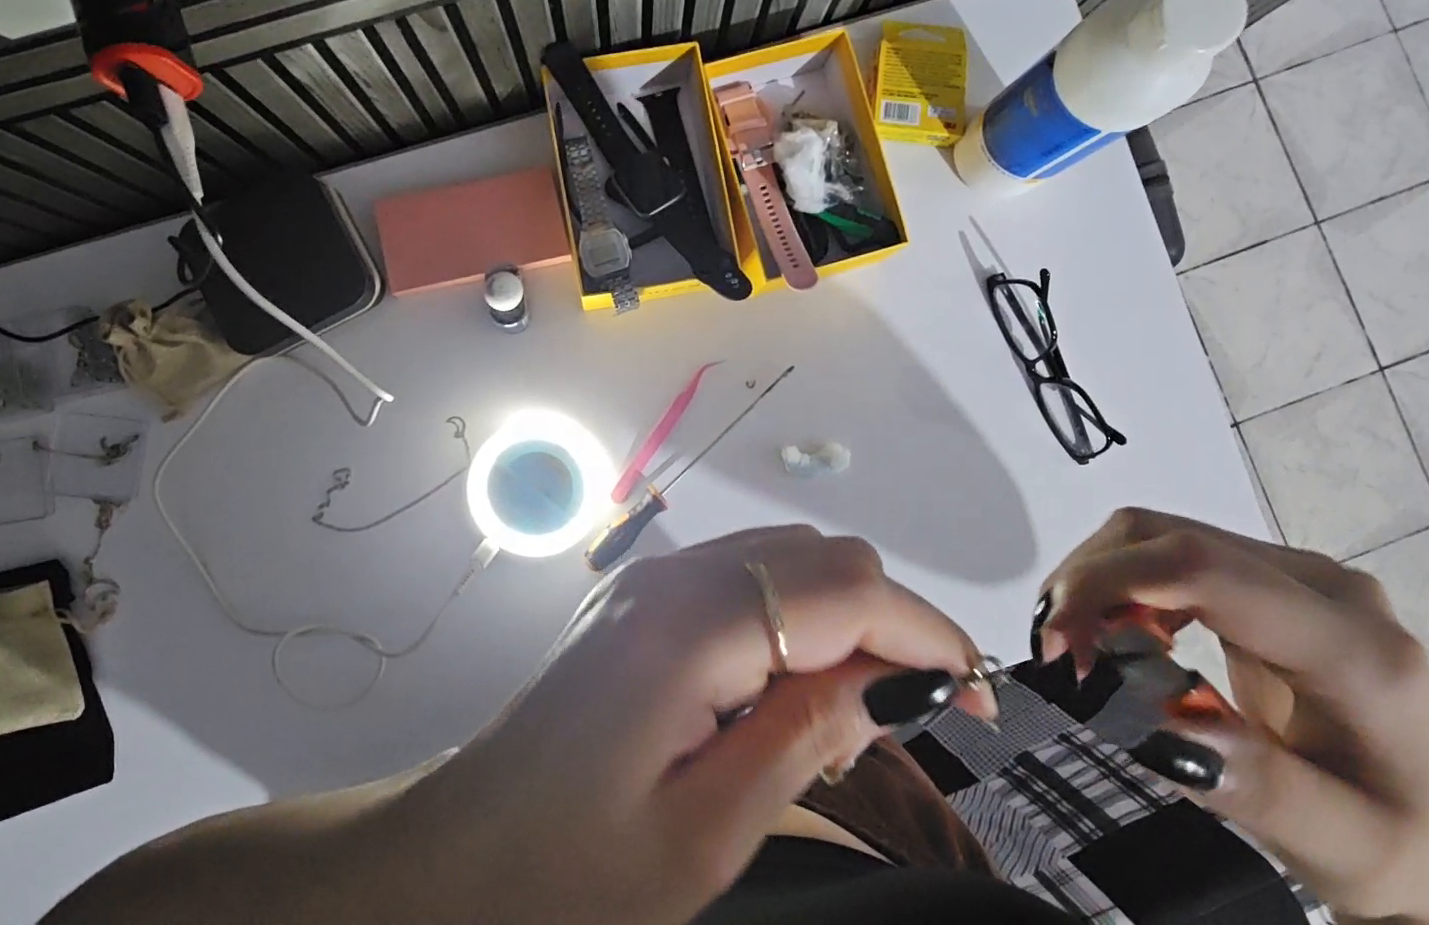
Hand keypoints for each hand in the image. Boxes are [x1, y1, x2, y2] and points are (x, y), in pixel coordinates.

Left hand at [385, 525, 996, 922]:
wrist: (449, 859)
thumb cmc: (567, 872)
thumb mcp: (706, 830)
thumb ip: (805, 735)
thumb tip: (895, 678)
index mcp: (688, 627)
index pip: (847, 588)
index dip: (928, 633)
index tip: (979, 698)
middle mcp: (668, 579)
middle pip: (821, 556)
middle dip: (890, 620)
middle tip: (919, 712)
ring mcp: (647, 582)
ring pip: (785, 558)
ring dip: (844, 614)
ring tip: (860, 705)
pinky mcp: (636, 602)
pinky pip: (743, 578)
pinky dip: (794, 613)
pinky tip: (793, 683)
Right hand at [1039, 508, 1428, 924]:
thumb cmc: (1392, 847)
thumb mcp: (1339, 841)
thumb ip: (1258, 784)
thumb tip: (1159, 726)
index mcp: (1351, 646)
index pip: (1201, 568)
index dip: (1107, 585)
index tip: (1055, 648)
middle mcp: (1323, 587)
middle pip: (1165, 536)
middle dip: (1086, 583)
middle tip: (1054, 654)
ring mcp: (1294, 577)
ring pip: (1154, 535)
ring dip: (1094, 583)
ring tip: (1075, 648)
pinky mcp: (1265, 583)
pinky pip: (1164, 556)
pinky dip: (1117, 587)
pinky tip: (1114, 637)